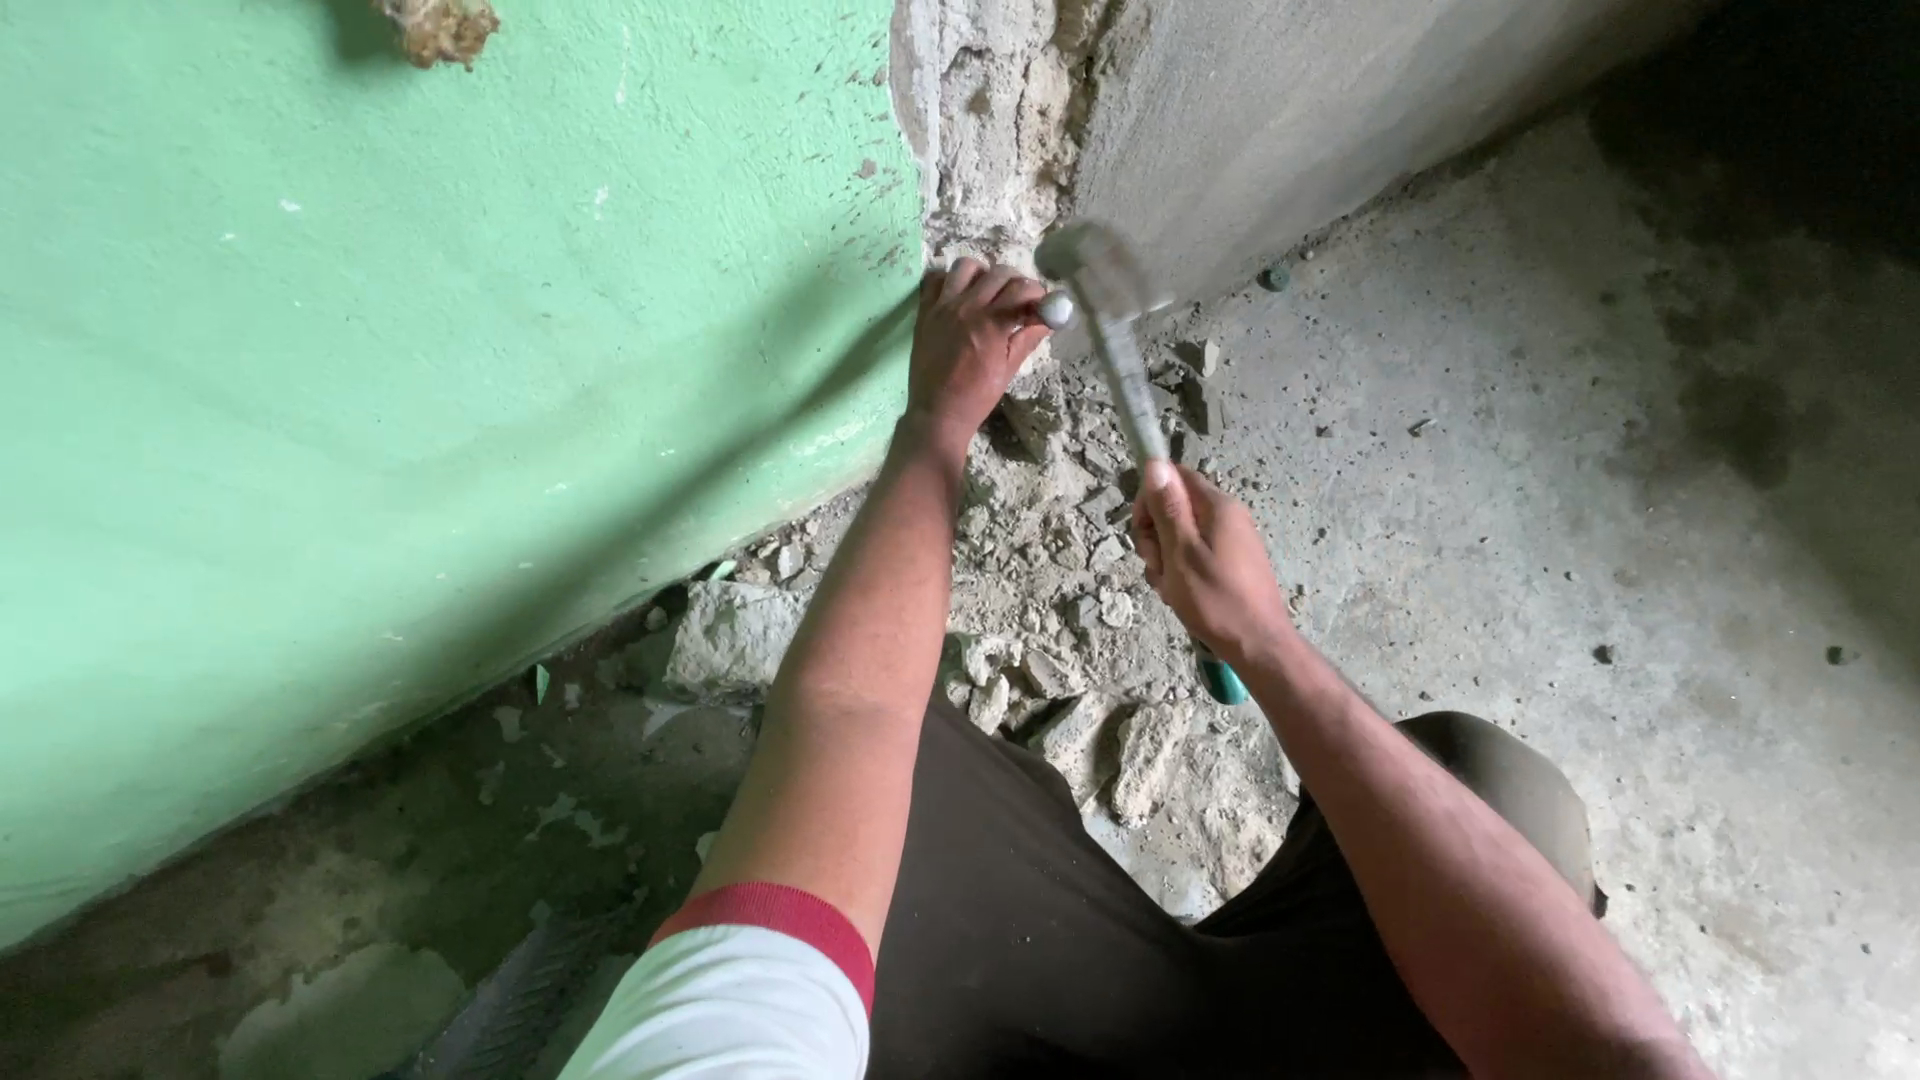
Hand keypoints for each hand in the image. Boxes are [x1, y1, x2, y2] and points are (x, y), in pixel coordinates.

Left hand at [904, 258, 1051, 444]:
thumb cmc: (976, 397)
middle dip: (1016, 282)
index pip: (1022, 290)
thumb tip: (1047, 319)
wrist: (937, 413)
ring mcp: (942, 306)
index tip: (1041, 304)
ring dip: (984, 274)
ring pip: (967, 267)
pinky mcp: (924, 312)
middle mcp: (967, 307)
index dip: (1038, 294)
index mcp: (991, 324)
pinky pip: (935, 279)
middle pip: (999, 273)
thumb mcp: (1008, 369)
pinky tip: (959, 296)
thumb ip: (1027, 338)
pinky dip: (950, 280)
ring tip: (988, 293)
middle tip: (1019, 301)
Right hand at [1132, 460, 1293, 666]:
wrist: (1256, 644)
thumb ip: (1168, 507)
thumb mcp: (1181, 551)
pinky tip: (1179, 594)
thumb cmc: (1215, 599)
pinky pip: (1193, 554)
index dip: (1150, 499)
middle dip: (1154, 534)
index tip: (1143, 531)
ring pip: (1180, 534)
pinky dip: (1179, 570)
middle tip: (1156, 565)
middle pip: (1175, 506)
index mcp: (1217, 507)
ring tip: (1169, 586)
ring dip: (1164, 557)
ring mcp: (1230, 540)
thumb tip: (1155, 463)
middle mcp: (1227, 516)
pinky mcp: (1230, 562)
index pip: (1175, 477)